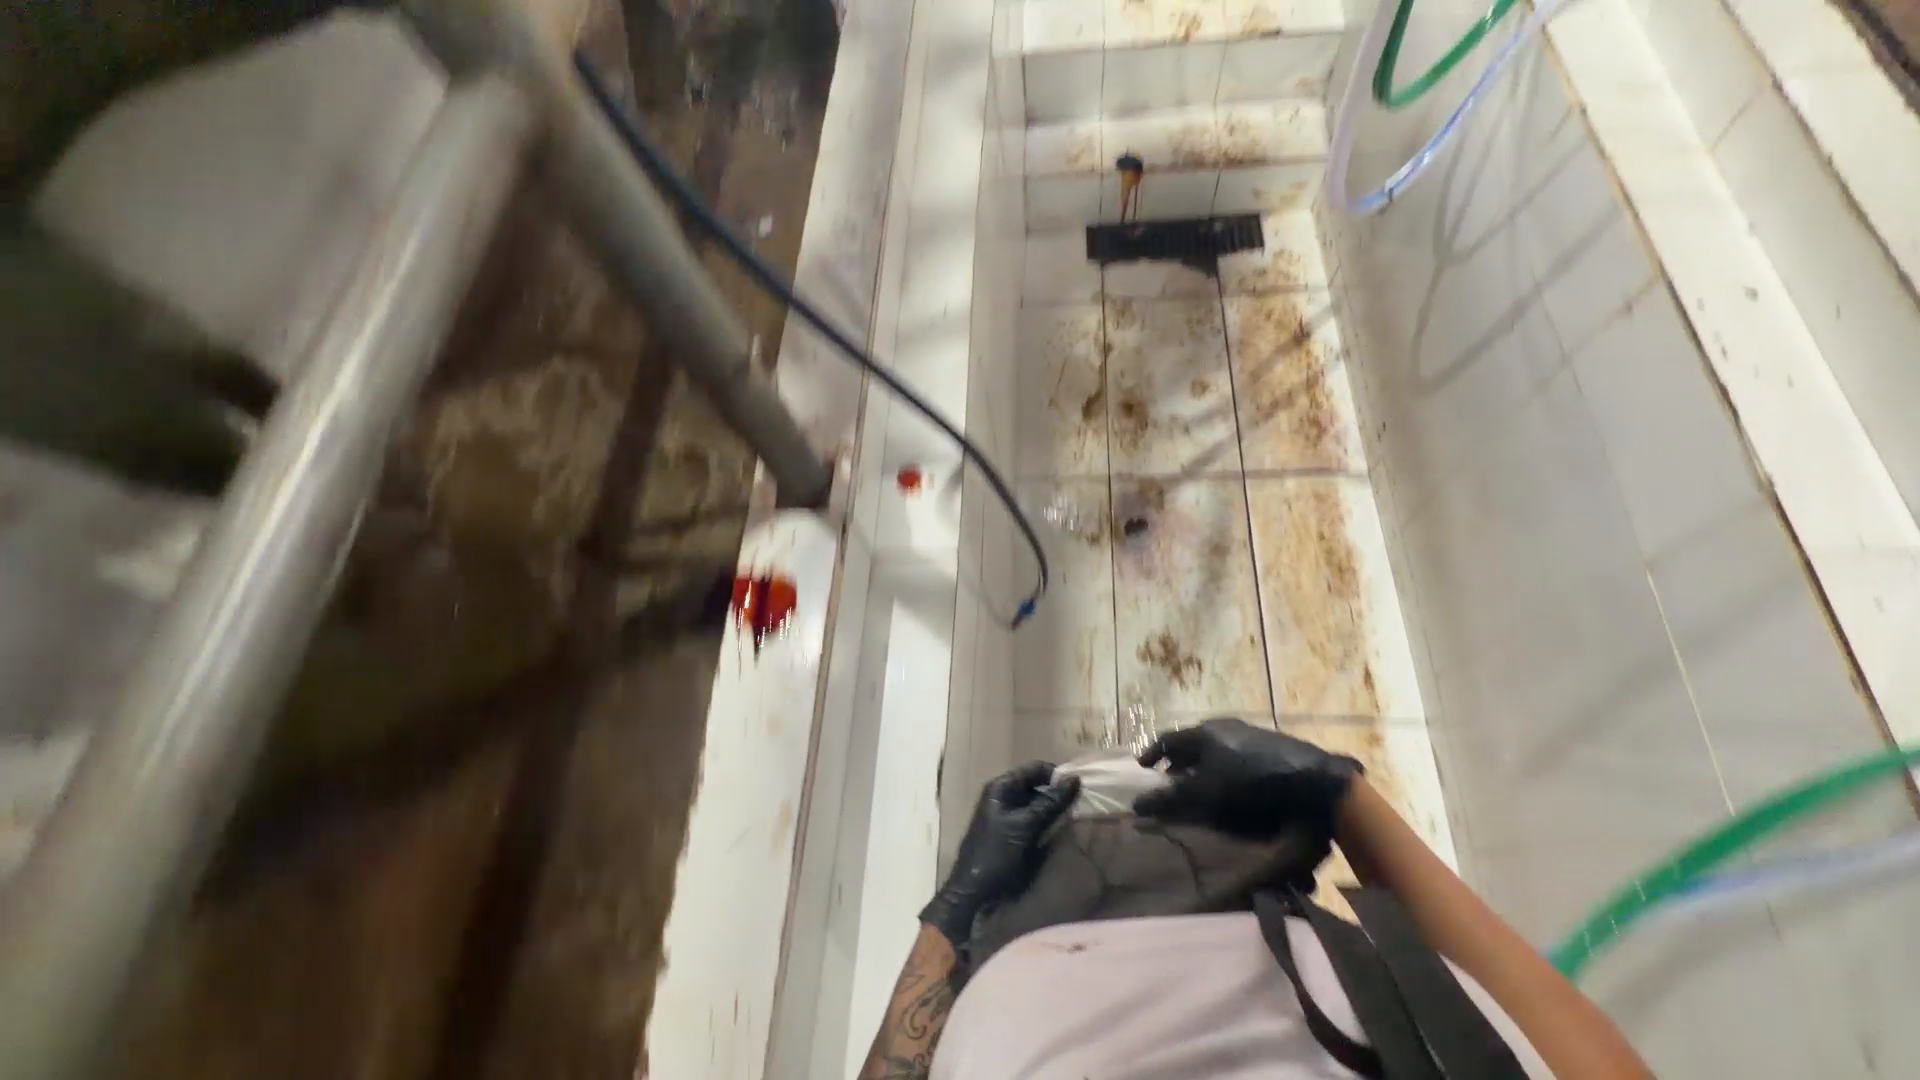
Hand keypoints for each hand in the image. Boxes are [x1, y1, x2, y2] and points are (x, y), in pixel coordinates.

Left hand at [919, 761, 1078, 944]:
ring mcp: (1009, 816)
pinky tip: (1064, 830)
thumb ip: (1050, 803)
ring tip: (1078, 815)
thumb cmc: (996, 854)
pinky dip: (1050, 823)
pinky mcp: (1014, 835)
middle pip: (1038, 785)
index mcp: (1001, 787)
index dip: (1057, 774)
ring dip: (1056, 809)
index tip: (1080, 787)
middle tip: (1083, 802)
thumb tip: (1075, 779)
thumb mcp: (1024, 826)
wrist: (974, 892)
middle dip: (1058, 792)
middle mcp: (1004, 797)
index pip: (1035, 769)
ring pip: (1038, 804)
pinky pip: (1036, 821)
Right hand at [1134, 717, 1361, 839]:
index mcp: (1205, 732)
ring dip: (1203, 766)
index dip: (1153, 753)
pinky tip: (1233, 786)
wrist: (1312, 781)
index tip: (1143, 767)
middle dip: (1179, 761)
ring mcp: (1250, 734)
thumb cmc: (1250, 784)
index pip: (1168, 738)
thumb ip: (1172, 800)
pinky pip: (1236, 754)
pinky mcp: (1271, 747)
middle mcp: (1225, 727)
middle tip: (1171, 779)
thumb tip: (1137, 806)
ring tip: (1201, 786)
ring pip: (1216, 748)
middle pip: (1192, 742)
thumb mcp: (1207, 794)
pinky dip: (1224, 768)